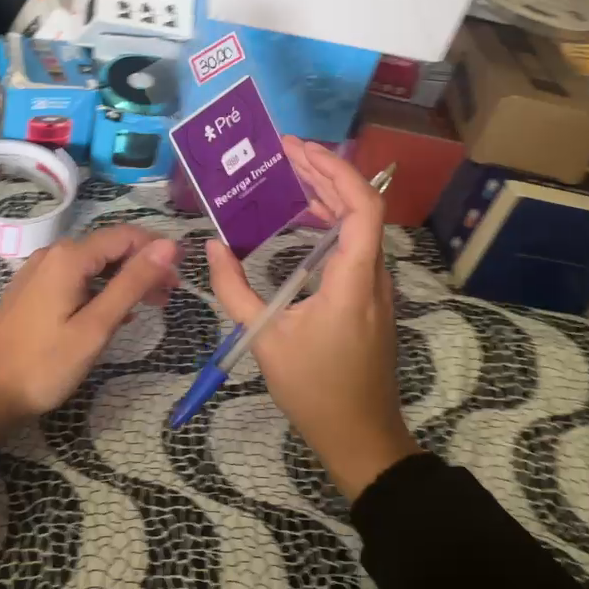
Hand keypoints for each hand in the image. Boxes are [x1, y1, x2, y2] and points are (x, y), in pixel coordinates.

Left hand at [0, 225, 178, 442]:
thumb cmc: (43, 365)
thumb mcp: (95, 327)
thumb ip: (131, 284)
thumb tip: (167, 245)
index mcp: (68, 258)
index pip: (125, 235)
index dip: (157, 250)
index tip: (180, 276)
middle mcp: (52, 254)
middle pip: (109, 248)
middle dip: (142, 266)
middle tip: (168, 298)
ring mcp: (37, 272)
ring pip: (92, 264)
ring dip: (123, 279)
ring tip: (148, 307)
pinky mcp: (31, 291)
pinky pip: (74, 279)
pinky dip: (99, 290)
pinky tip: (112, 315)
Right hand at [207, 137, 419, 500]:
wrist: (361, 437)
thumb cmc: (314, 390)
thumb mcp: (264, 338)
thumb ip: (234, 289)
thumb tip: (212, 245)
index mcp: (354, 280)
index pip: (362, 207)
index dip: (334, 171)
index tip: (297, 151)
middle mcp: (373, 275)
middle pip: (360, 207)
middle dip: (324, 172)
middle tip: (284, 152)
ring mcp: (376, 286)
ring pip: (360, 225)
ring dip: (328, 195)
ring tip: (289, 175)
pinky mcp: (369, 297)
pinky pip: (355, 244)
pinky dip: (331, 221)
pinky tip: (303, 220)